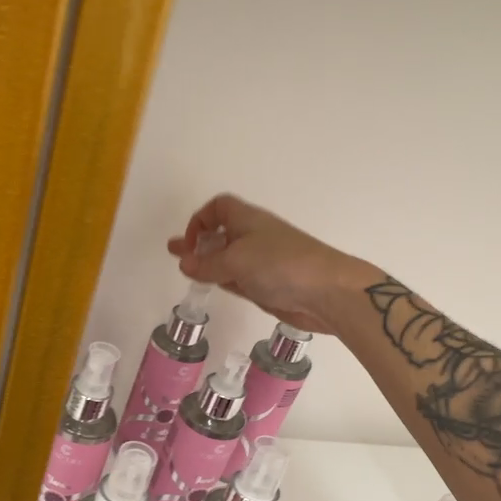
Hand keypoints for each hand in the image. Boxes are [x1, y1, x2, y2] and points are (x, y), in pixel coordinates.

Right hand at [165, 194, 371, 335]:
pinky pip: (237, 277)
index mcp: (248, 220)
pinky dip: (222, 279)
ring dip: (208, 263)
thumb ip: (206, 264)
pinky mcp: (265, 284)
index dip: (200, 220)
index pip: (219, 208)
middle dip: (198, 241)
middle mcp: (253, 237)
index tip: (188, 243)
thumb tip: (184, 263)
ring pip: (227, 258)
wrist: (325, 292)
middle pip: (221, 233)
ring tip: (188, 273)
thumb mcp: (235, 261)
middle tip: (175, 254)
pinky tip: (212, 285)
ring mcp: (260, 262)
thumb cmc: (280, 265)